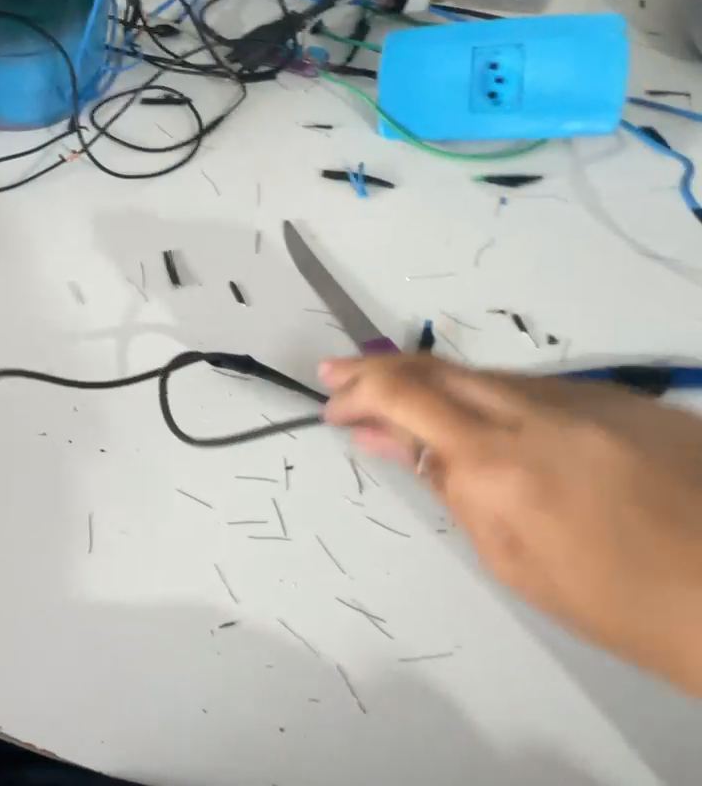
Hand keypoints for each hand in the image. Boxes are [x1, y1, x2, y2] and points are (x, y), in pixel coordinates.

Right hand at [321, 355, 701, 693]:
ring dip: (436, 384)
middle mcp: (547, 418)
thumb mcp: (510, 557)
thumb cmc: (619, 605)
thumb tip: (381, 437)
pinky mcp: (641, 407)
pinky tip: (491, 420)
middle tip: (338, 377)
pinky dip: (497, 397)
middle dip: (378, 370)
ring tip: (408, 404)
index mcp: (503, 465)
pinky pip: (545, 390)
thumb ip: (444, 484)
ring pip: (490, 376)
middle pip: (439, 369)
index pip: (405, 395)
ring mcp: (601, 405)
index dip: (357, 391)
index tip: (332, 407)